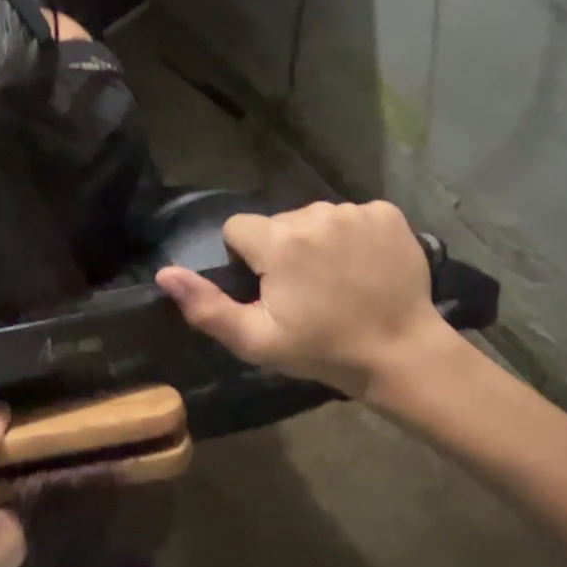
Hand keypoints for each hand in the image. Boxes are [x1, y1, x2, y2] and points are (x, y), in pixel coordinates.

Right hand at [155, 201, 449, 398]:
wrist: (401, 354)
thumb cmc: (321, 349)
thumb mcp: (255, 339)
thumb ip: (205, 306)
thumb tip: (165, 274)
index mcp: (278, 241)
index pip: (238, 229)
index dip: (247, 259)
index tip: (268, 289)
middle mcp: (315, 213)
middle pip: (278, 223)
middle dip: (282, 249)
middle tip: (304, 291)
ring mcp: (356, 212)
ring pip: (315, 218)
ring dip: (317, 242)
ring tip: (336, 280)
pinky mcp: (388, 214)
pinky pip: (353, 216)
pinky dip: (353, 237)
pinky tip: (364, 267)